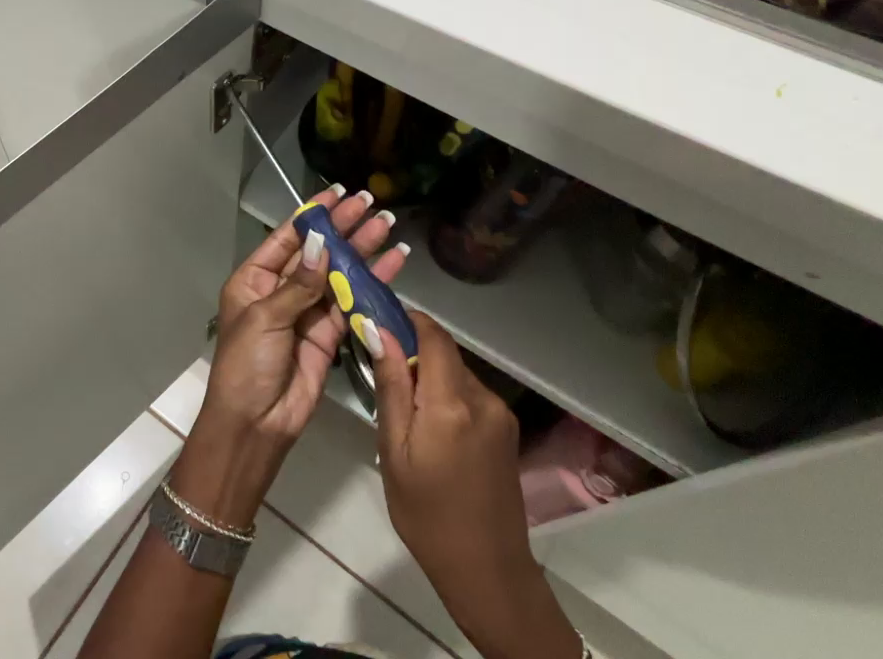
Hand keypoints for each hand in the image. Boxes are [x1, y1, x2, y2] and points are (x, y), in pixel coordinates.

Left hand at [203, 186, 406, 445]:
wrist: (256, 423)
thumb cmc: (247, 365)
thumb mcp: (266, 319)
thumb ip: (298, 283)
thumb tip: (320, 243)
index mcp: (253, 280)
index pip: (286, 238)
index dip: (313, 216)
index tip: (338, 194)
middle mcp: (280, 290)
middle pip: (316, 252)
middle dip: (343, 229)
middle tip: (374, 204)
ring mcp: (306, 312)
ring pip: (338, 275)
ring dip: (362, 252)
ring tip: (390, 226)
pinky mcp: (329, 335)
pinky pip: (351, 303)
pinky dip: (372, 285)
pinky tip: (393, 264)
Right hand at [370, 313, 581, 658]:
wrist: (485, 567)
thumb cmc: (425, 512)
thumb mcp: (393, 450)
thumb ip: (392, 387)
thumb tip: (380, 332)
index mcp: (452, 403)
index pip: (434, 336)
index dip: (408, 317)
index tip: (376, 314)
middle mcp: (484, 399)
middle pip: (445, 354)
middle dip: (413, 350)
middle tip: (376, 364)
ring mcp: (500, 415)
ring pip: (456, 375)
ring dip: (429, 375)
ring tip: (398, 402)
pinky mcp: (506, 430)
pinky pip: (469, 396)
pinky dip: (445, 396)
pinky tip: (425, 424)